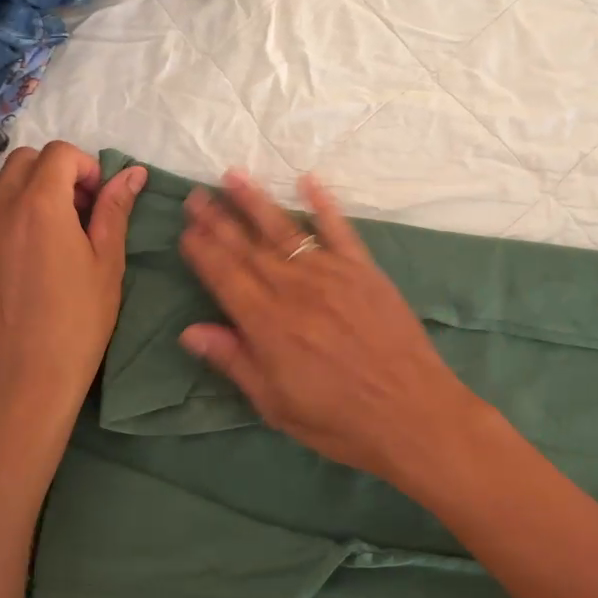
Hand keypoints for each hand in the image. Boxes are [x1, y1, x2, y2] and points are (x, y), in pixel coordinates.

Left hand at [0, 142, 145, 434]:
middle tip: (76, 214)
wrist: (24, 377)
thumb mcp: (108, 263)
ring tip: (46, 233)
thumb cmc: (79, 321)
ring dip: (24, 192)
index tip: (98, 202)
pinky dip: (1, 219)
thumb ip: (115, 210)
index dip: (86, 169)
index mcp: (40, 203)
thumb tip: (132, 172)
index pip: (60, 153)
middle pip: (24, 160)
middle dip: (54, 174)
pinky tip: (20, 259)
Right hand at [177, 171, 502, 487]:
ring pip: (286, 230)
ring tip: (233, 176)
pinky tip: (307, 181)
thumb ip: (234, 361)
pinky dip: (323, 204)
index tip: (185, 230)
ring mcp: (332, 274)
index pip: (224, 276)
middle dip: (218, 220)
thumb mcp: (276, 404)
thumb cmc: (339, 420)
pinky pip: (339, 230)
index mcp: (267, 324)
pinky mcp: (365, 271)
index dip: (202, 252)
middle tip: (196, 195)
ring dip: (257, 202)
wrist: (413, 413)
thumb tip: (190, 331)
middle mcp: (294, 289)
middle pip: (248, 247)